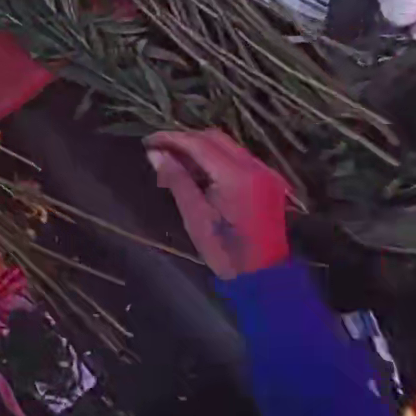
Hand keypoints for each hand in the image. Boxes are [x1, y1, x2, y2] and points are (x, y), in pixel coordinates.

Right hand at [145, 129, 292, 279]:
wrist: (263, 277)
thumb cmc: (225, 251)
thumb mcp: (195, 216)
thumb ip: (177, 180)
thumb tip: (155, 155)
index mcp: (237, 176)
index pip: (200, 144)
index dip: (172, 139)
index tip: (149, 142)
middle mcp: (254, 166)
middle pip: (214, 138)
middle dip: (185, 140)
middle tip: (159, 151)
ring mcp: (264, 172)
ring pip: (226, 145)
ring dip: (199, 148)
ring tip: (173, 162)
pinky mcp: (266, 180)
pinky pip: (236, 158)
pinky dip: (214, 158)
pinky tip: (196, 171)